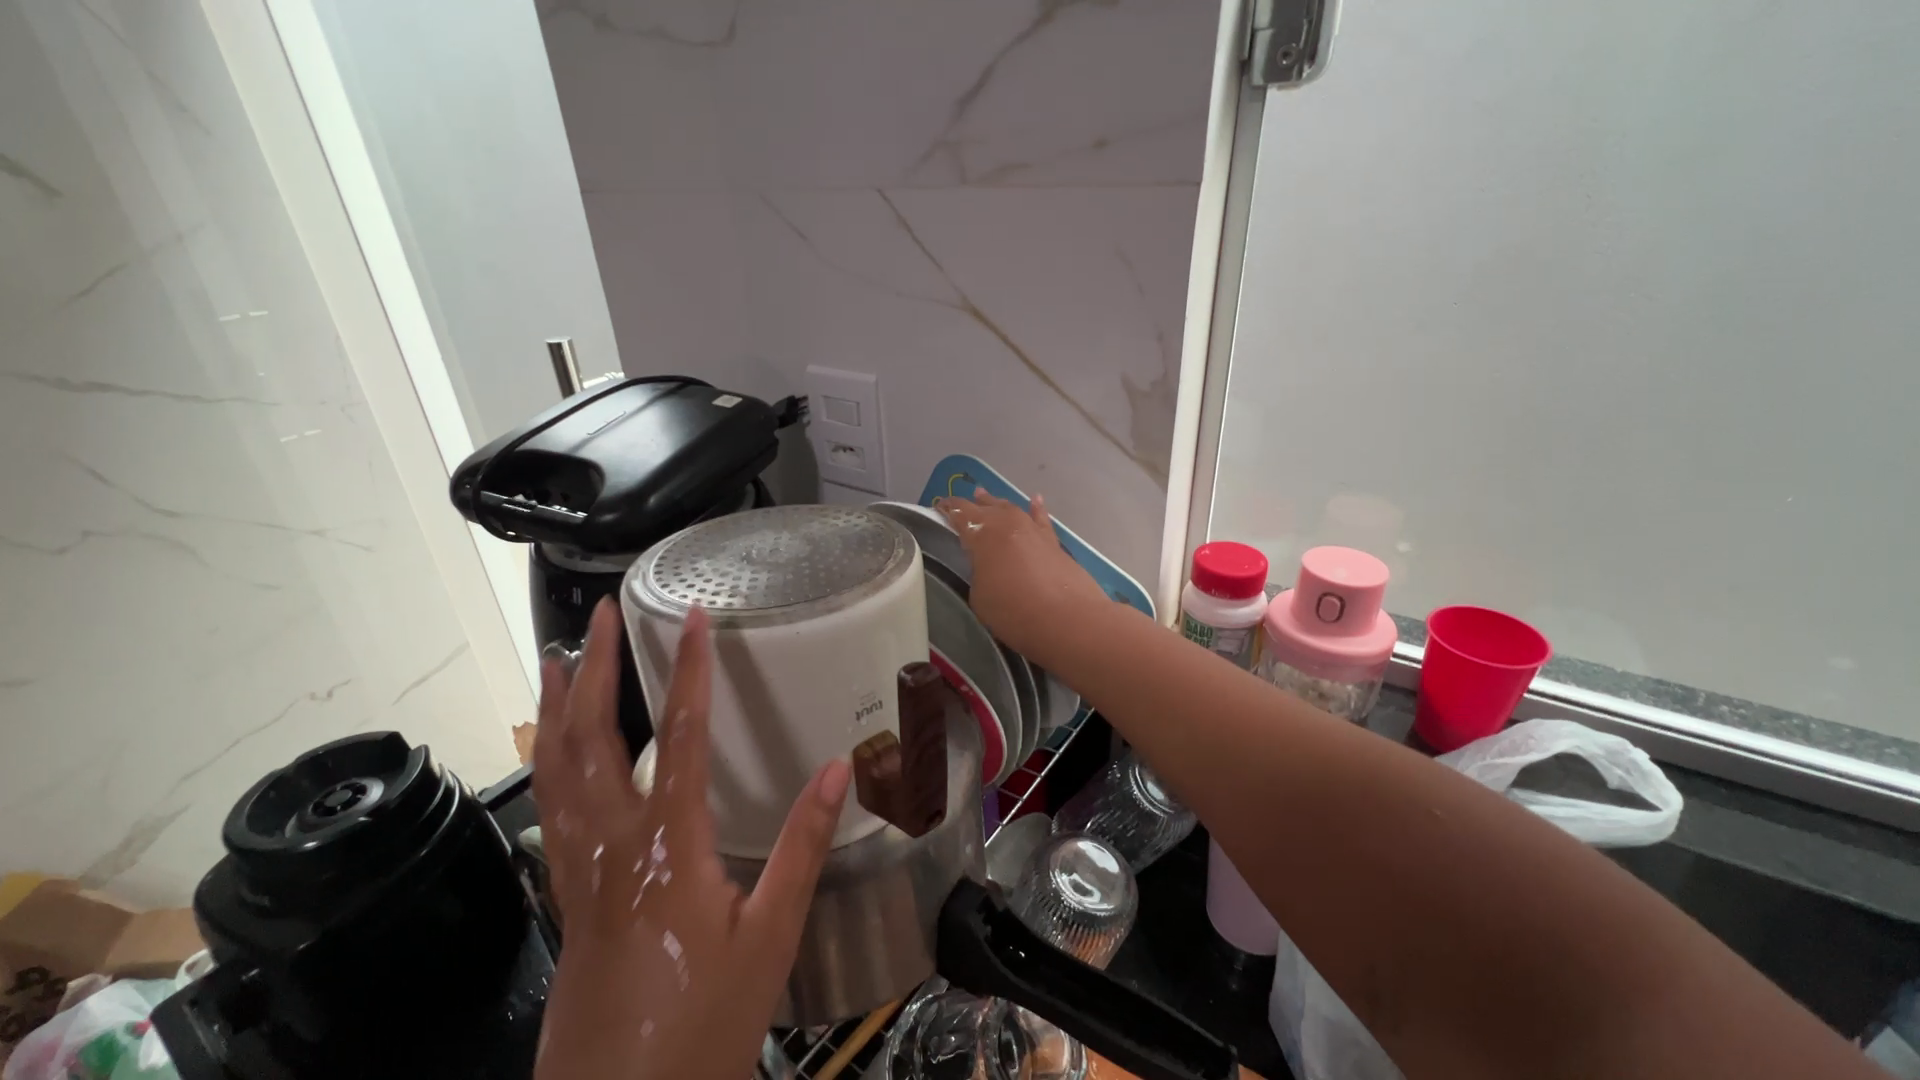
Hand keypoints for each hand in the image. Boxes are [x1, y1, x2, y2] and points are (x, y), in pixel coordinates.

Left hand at [532, 599, 850, 1079]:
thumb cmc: (703, 1018)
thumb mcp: (769, 935)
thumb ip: (801, 848)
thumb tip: (837, 770)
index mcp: (668, 845)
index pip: (678, 736)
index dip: (688, 670)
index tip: (693, 617)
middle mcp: (611, 843)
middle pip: (590, 737)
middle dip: (592, 667)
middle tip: (597, 614)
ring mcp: (579, 869)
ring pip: (554, 769)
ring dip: (555, 706)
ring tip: (555, 659)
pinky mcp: (568, 895)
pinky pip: (551, 809)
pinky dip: (549, 762)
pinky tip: (555, 756)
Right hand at [936, 492, 1108, 666]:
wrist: (1068, 620)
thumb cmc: (1014, 611)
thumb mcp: (980, 596)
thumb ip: (979, 573)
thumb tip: (987, 565)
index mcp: (983, 534)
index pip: (960, 513)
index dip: (947, 509)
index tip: (938, 507)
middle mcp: (1008, 524)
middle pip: (985, 508)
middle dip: (970, 506)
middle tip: (959, 506)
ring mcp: (1033, 531)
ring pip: (1010, 509)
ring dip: (996, 503)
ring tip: (984, 495)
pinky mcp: (1053, 543)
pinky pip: (1040, 519)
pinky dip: (1036, 509)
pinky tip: (1035, 500)